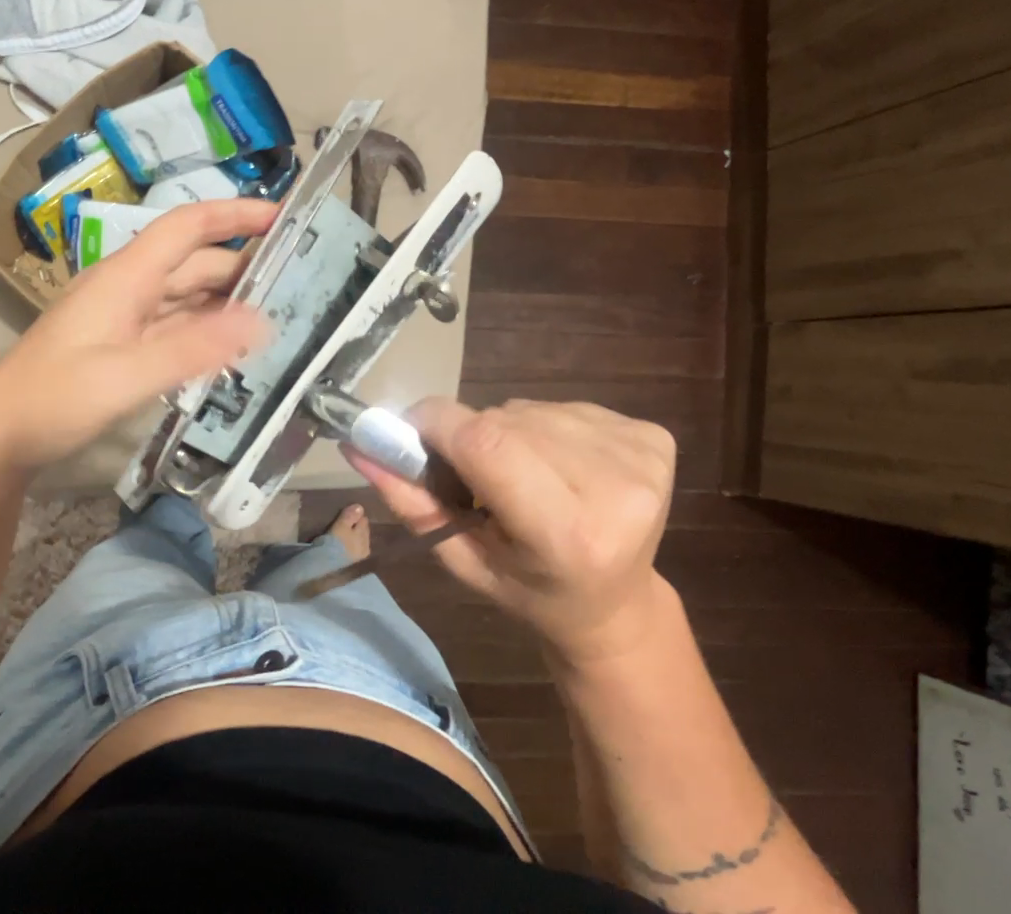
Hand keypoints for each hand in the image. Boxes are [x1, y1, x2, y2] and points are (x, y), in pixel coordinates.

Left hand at [0, 198, 276, 471]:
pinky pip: (172, 326)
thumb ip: (191, 349)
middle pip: (191, 262)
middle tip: (298, 278)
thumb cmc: (52, 399)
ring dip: (225, 298)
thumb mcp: (123, 376)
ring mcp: (122, 318)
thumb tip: (262, 323)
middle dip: (241, 263)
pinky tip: (230, 346)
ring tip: (277, 310)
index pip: (186, 227)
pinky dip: (204, 329)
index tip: (282, 215)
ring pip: (184, 296)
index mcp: (125, 278)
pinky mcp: (120, 346)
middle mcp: (126, 289)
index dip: (232, 215)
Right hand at [355, 398, 677, 664]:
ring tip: (517, 475)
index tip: (410, 431)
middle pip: (505, 421)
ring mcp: (641, 458)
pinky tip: (554, 466)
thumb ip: (410, 503)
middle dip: (469, 435)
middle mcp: (616, 489)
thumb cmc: (529, 591)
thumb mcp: (461, 561)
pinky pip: (565, 407)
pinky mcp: (655, 437)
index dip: (436, 425)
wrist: (617, 603)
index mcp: (569, 535)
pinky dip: (543, 428)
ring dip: (507, 432)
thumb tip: (355, 444)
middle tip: (467, 473)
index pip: (486, 444)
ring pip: (531, 409)